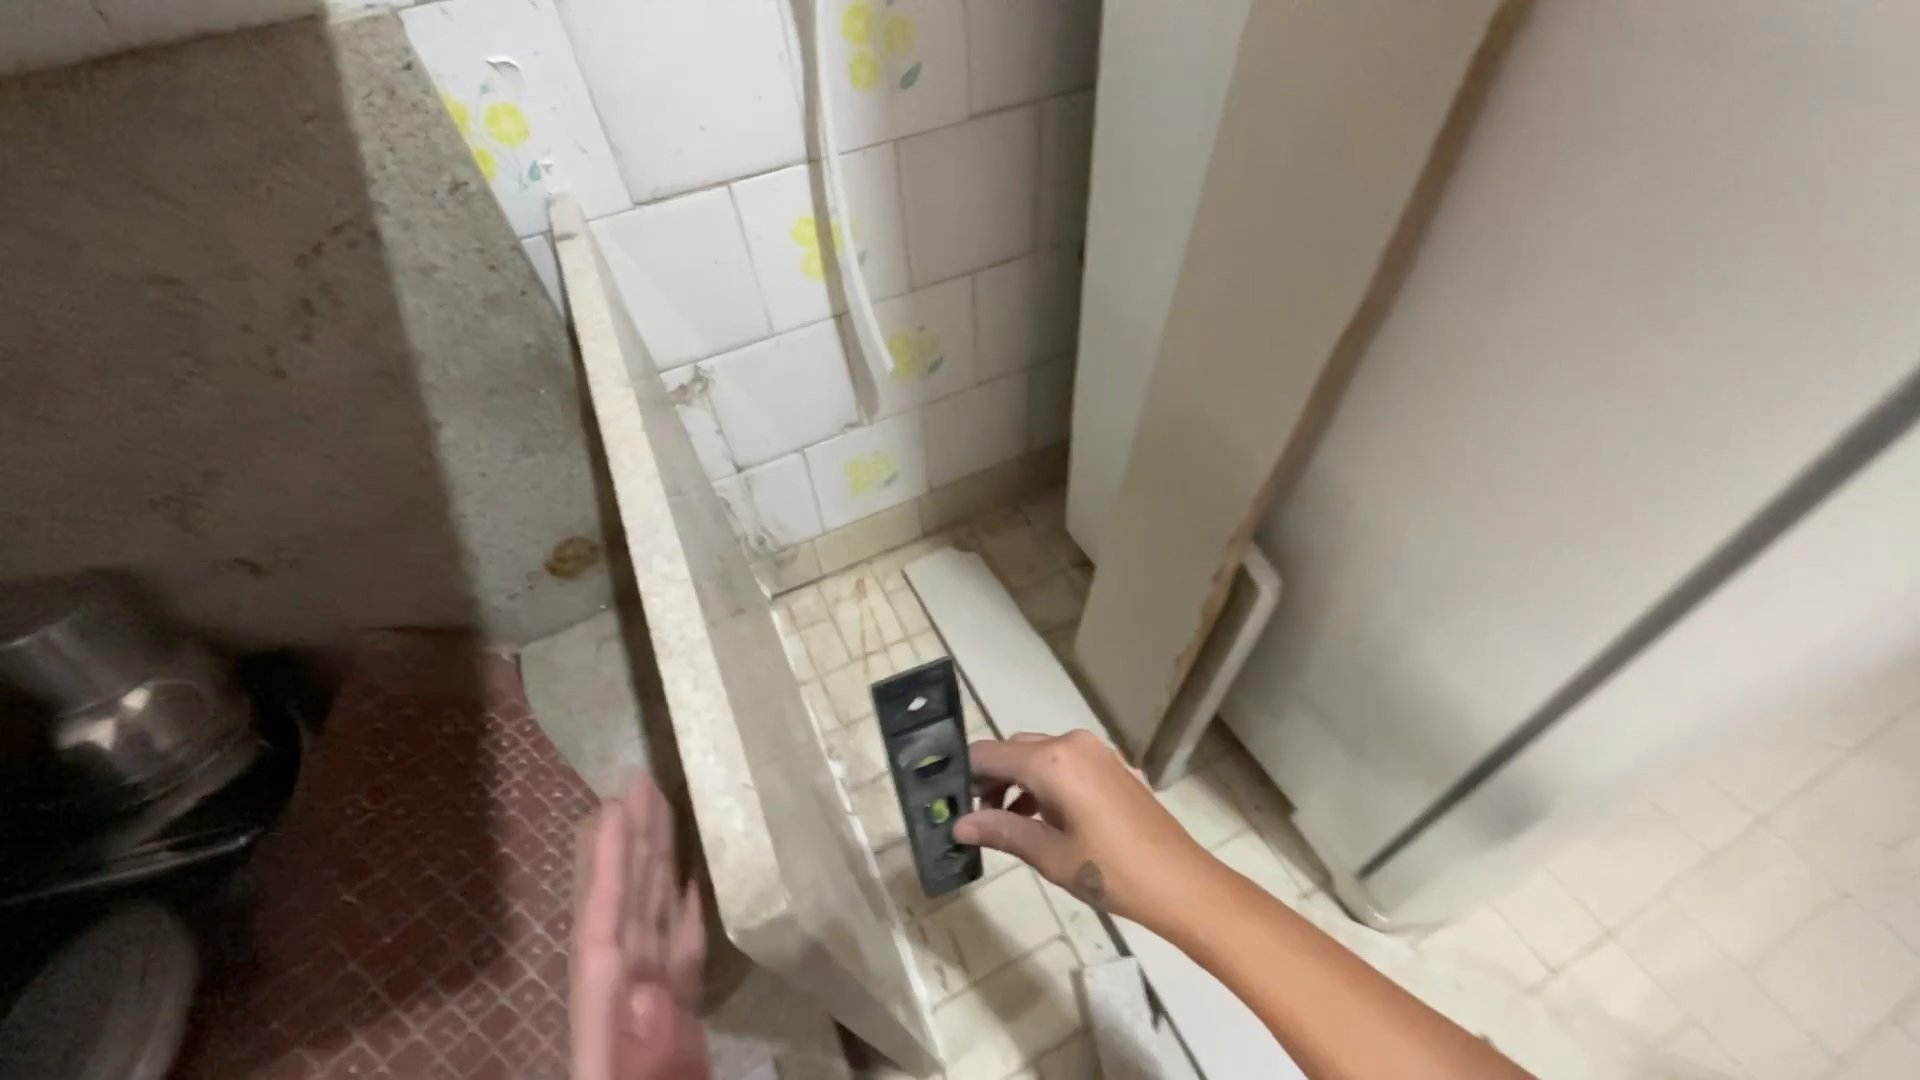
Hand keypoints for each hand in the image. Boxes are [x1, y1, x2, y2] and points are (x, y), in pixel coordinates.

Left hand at [573, 772, 709, 1079]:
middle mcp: (630, 1017)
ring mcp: (659, 1025)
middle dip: (632, 851)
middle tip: (643, 782)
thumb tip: (646, 987)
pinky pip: (687, 963)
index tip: (617, 803)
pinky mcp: (686, 1036)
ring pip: (657, 931)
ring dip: (661, 872)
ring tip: (670, 815)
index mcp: (611, 1033)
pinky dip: (691, 918)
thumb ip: (646, 1068)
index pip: (605, 935)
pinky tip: (700, 888)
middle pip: (626, 919)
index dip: (609, 868)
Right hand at [954, 731, 1208, 923]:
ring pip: (1038, 754)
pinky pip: (1064, 761)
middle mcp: (1071, 743)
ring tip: (1006, 823)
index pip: (989, 753)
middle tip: (975, 818)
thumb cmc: (1110, 871)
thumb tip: (960, 825)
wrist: (1179, 881)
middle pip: (1014, 749)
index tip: (949, 801)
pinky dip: (1044, 781)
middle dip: (991, 779)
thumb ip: (1002, 830)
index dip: (964, 775)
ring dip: (1017, 781)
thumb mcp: (1049, 854)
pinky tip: (1042, 818)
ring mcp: (1095, 751)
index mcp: (1052, 760)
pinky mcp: (1110, 764)